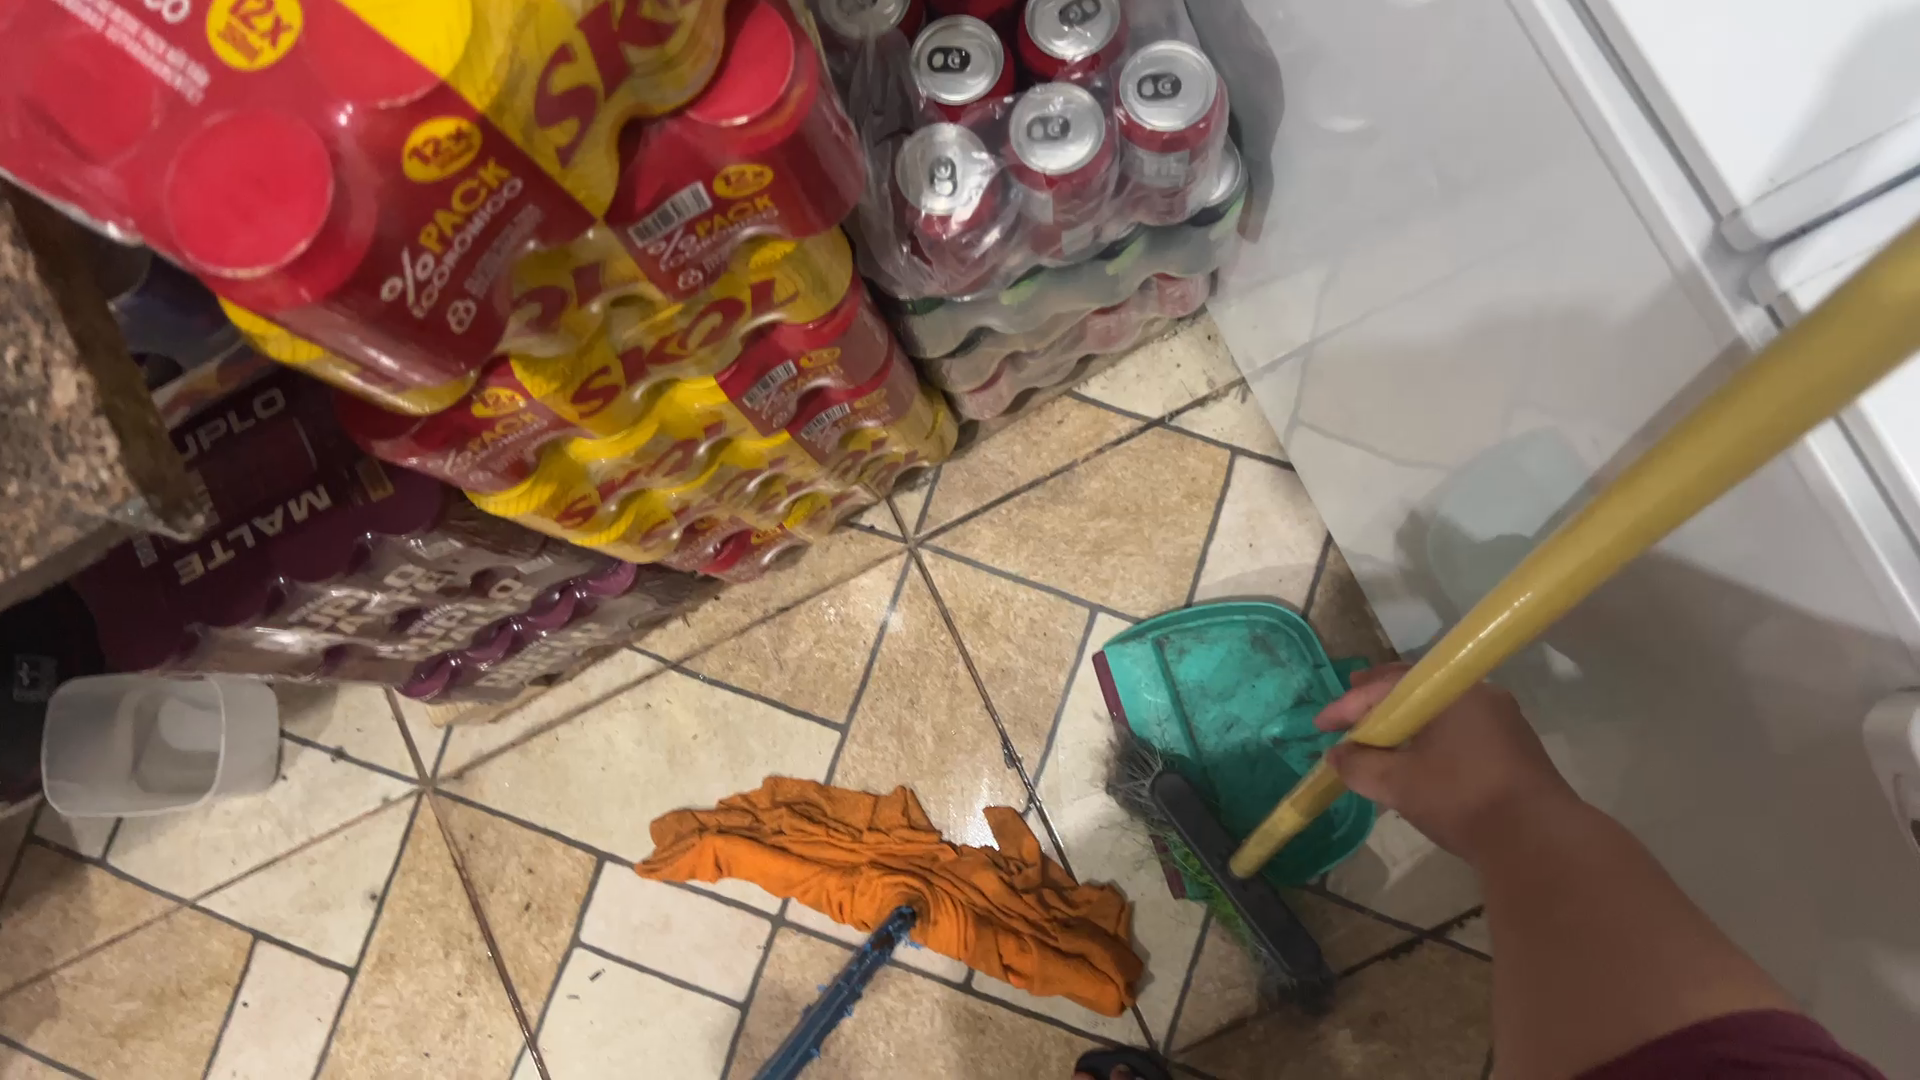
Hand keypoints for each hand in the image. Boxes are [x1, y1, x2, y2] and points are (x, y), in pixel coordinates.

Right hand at [1315, 664, 1582, 863]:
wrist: (1543, 845)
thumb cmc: (1462, 799)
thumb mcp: (1397, 783)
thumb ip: (1358, 764)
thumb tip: (1336, 756)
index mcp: (1450, 694)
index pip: (1385, 688)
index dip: (1347, 706)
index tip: (1321, 725)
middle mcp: (1479, 696)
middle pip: (1415, 690)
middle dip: (1377, 701)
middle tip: (1348, 711)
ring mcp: (1502, 722)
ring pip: (1438, 710)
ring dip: (1404, 720)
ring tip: (1376, 735)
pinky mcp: (1514, 749)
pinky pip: (1458, 728)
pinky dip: (1429, 735)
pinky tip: (1414, 755)